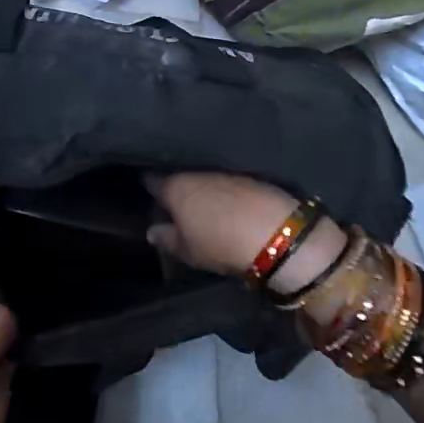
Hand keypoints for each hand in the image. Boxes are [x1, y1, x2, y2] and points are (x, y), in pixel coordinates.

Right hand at [146, 171, 347, 296]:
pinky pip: (226, 182)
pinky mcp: (249, 177)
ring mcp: (224, 172)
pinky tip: (226, 205)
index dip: (146, 185)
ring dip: (200, 189)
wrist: (278, 234)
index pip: (150, 180)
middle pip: (178, 176)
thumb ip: (166, 238)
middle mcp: (195, 172)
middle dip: (174, 186)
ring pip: (203, 178)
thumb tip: (151, 231)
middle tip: (173, 204)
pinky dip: (222, 191)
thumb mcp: (187, 251)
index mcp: (174, 186)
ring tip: (201, 206)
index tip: (145, 193)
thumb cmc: (220, 242)